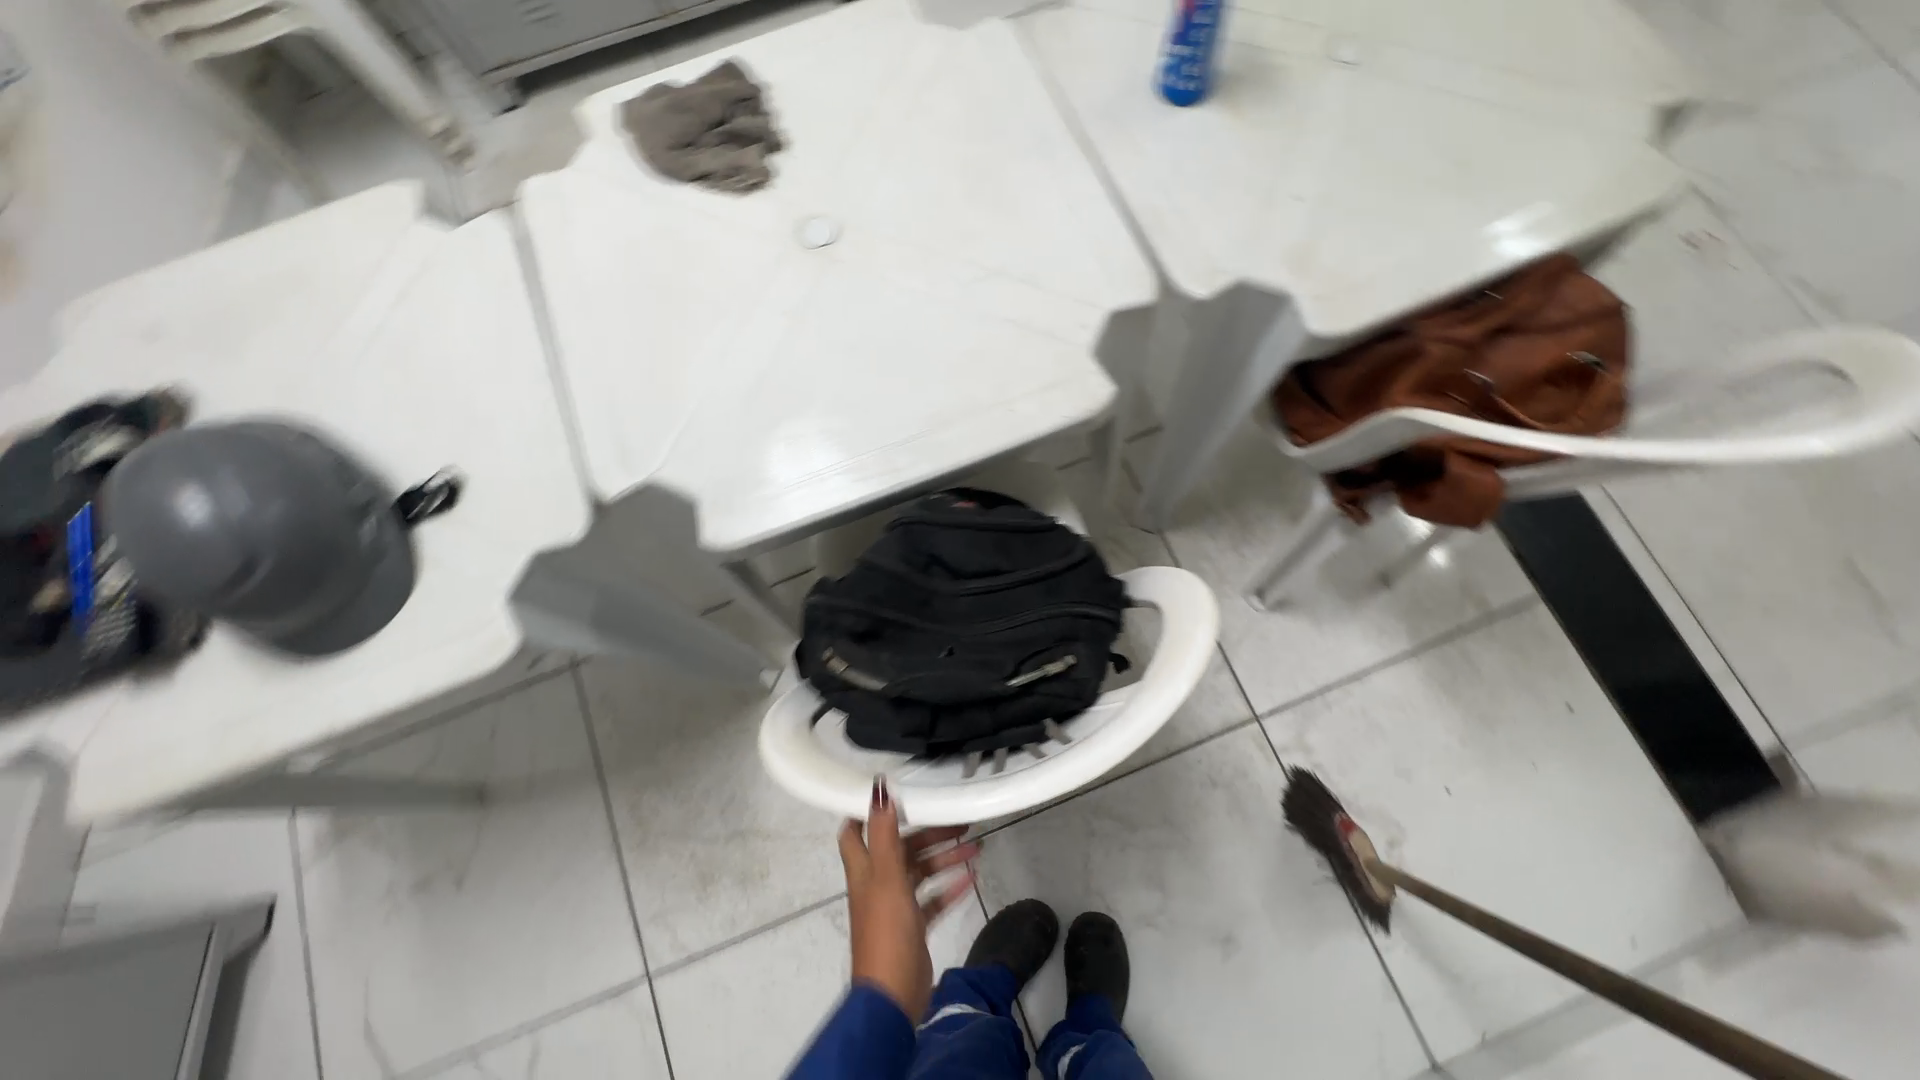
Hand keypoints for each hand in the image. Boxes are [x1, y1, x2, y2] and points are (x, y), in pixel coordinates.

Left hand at [839, 777, 980, 1020]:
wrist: (893, 992)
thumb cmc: (886, 929)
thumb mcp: (886, 876)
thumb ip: (884, 833)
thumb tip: (878, 791)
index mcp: (864, 868)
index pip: (857, 831)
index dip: (868, 811)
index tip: (895, 792)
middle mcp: (876, 882)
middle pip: (900, 848)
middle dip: (927, 833)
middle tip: (959, 821)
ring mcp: (895, 905)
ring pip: (920, 871)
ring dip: (945, 858)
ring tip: (976, 847)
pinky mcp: (913, 925)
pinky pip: (932, 898)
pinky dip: (949, 886)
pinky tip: (970, 878)